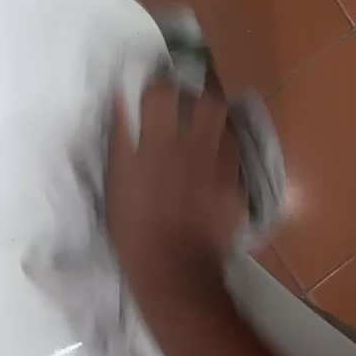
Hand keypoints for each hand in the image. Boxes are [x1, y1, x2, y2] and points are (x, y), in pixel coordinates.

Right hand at [105, 78, 244, 307]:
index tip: (154, 89)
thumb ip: (121, 135)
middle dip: (198, 96)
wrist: (175, 271)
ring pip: (227, 126)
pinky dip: (224, 152)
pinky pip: (235, 157)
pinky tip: (212, 164)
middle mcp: (195, 147)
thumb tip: (122, 98)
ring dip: (214, 122)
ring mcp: (221, 167)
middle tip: (186, 104)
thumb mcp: (117, 179)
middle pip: (208, 101)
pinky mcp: (238, 187)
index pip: (163, 92)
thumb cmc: (134, 226)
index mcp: (158, 142)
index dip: (159, 85)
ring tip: (201, 131)